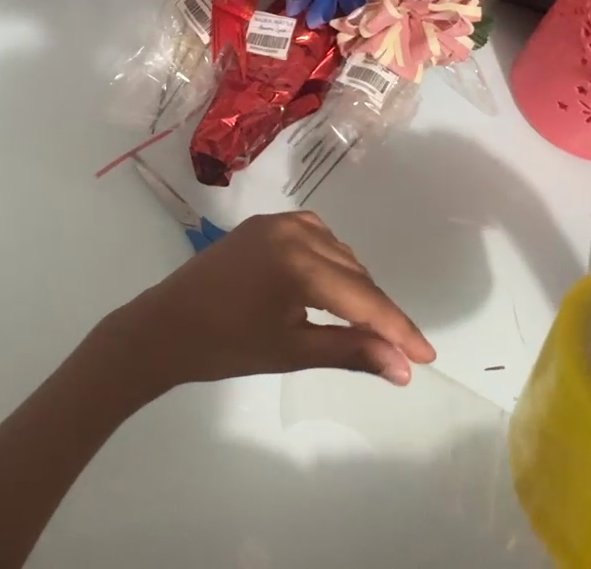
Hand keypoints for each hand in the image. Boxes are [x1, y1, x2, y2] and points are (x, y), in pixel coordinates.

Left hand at [90, 211, 435, 397]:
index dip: (398, 327)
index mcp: (300, 263)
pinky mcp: (260, 225)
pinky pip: (312, 234)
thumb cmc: (225, 346)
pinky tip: (330, 281)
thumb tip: (404, 367)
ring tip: (364, 321)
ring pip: (336, 250)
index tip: (427, 356)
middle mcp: (292, 231)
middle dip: (377, 309)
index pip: (364, 298)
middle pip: (354, 271)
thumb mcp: (292, 350)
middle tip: (396, 348)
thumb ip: (351, 351)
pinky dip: (329, 258)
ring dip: (354, 281)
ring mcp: (274, 223)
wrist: (164, 327)